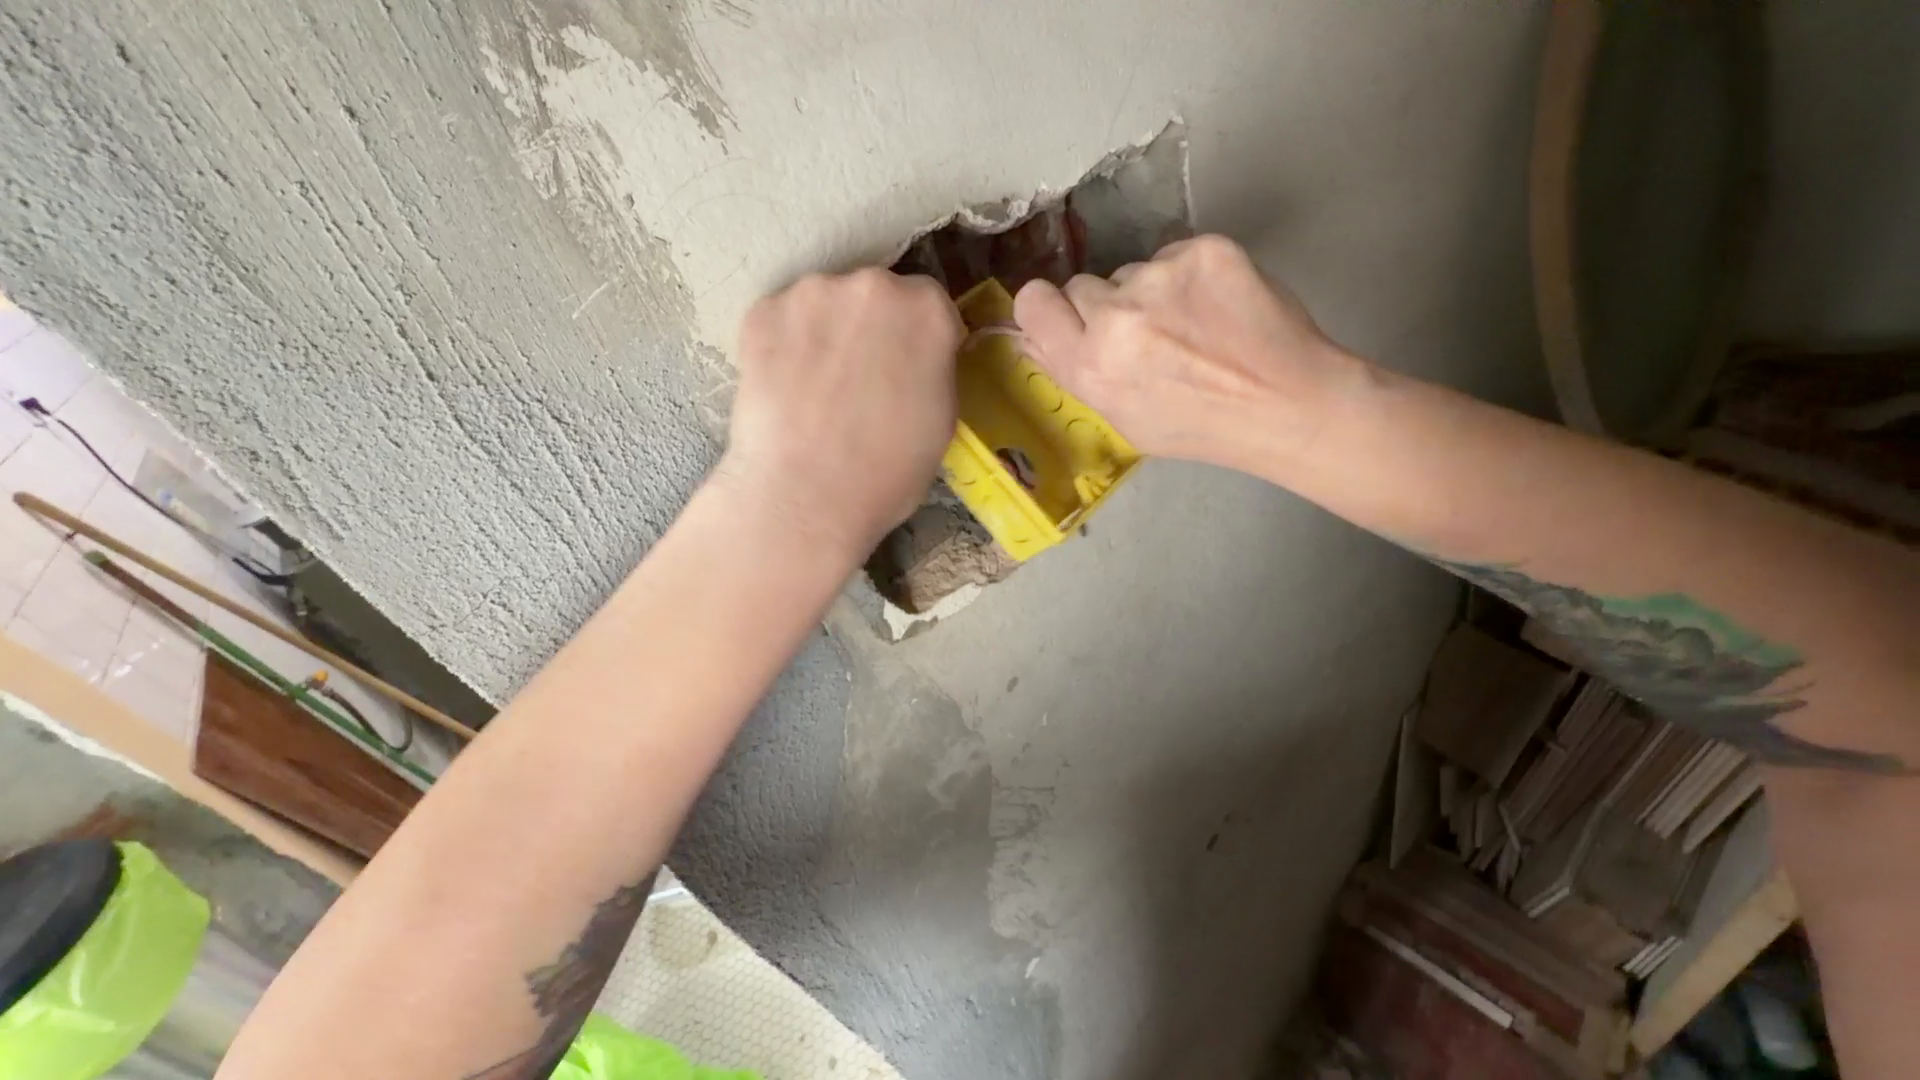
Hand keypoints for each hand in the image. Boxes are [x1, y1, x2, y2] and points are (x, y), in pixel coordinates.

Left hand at [717, 269, 962, 558]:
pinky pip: (780, 321)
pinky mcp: (761, 313)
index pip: (928, 304)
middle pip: (874, 297)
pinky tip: (784, 389)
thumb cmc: (889, 471)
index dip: (916, 338)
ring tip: (816, 389)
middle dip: (870, 328)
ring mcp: (811, 293)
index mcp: (928, 310)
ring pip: (824, 304)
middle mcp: (873, 285)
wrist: (806, 495)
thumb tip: (917, 358)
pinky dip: (782, 346)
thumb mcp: (942, 420)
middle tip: (858, 380)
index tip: (906, 367)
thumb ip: (934, 367)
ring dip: (824, 333)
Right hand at [1012, 235, 1364, 475]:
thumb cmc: (1201, 425)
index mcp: (1091, 366)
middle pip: (1081, 285)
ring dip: (1149, 293)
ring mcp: (1160, 278)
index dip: (1048, 310)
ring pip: (1130, 271)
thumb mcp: (1124, 419)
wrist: (1288, 403)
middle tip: (1145, 336)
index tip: (1069, 320)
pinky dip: (1187, 277)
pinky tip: (1215, 307)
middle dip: (1104, 308)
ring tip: (1190, 326)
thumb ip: (1075, 374)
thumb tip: (1031, 337)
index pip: (1033, 302)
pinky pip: (1172, 255)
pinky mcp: (1202, 250)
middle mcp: (1116, 317)